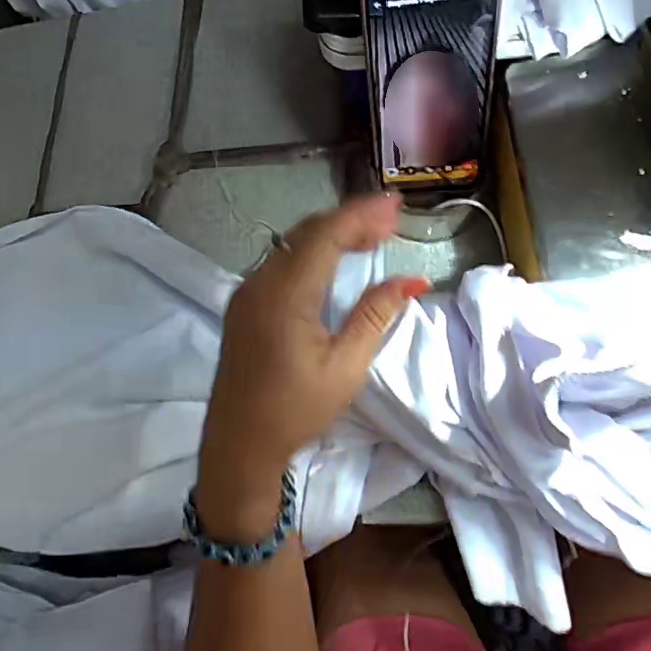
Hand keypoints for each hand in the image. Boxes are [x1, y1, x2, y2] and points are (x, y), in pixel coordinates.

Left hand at [196, 194, 427, 540]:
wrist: (239, 445)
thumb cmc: (296, 410)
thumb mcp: (345, 366)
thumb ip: (375, 315)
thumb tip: (411, 280)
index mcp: (284, 295)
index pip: (325, 236)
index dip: (361, 215)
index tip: (395, 205)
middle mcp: (259, 283)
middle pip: (307, 233)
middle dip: (350, 220)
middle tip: (390, 220)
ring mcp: (246, 292)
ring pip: (292, 244)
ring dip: (331, 235)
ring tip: (371, 237)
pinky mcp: (243, 305)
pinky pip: (280, 262)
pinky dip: (311, 253)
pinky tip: (334, 261)